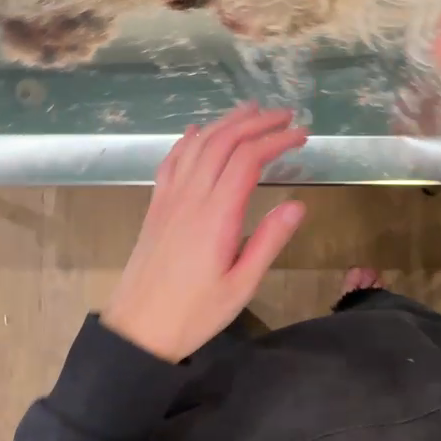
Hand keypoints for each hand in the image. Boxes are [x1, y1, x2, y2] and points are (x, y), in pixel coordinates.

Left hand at [102, 105, 308, 361]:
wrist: (137, 329)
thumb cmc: (194, 313)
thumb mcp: (241, 285)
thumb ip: (268, 241)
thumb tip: (297, 203)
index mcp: (216, 216)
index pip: (248, 160)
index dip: (276, 140)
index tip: (302, 135)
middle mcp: (190, 197)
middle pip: (222, 142)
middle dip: (255, 122)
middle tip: (285, 114)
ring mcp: (168, 198)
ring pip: (196, 145)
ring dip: (224, 123)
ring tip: (250, 111)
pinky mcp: (155, 206)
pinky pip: (171, 161)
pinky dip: (189, 140)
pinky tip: (198, 132)